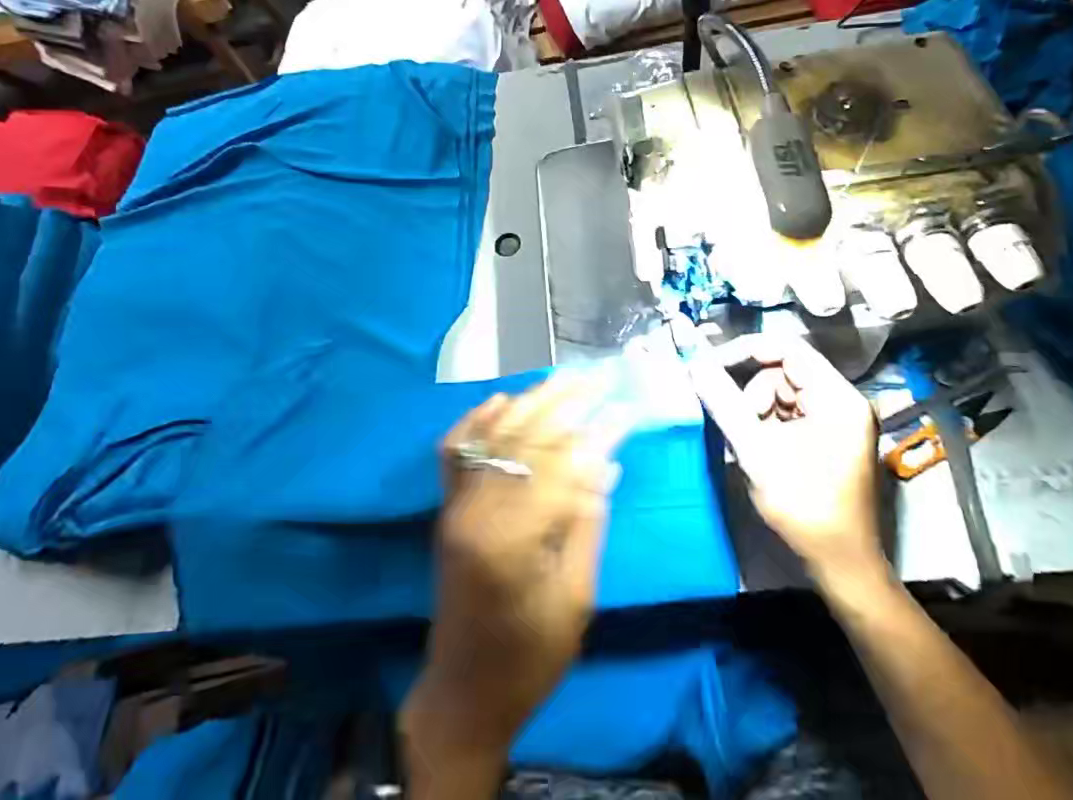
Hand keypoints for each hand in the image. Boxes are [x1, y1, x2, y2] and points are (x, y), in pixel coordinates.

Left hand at [401, 372, 631, 791]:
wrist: (465, 694)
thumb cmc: (531, 655)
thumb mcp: (575, 595)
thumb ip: (586, 523)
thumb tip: (605, 463)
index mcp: (510, 538)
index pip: (560, 465)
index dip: (596, 434)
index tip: (625, 409)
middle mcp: (475, 511)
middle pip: (524, 439)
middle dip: (565, 404)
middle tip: (598, 378)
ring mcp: (455, 508)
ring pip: (491, 437)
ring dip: (528, 404)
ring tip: (562, 379)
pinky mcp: (447, 512)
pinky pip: (455, 453)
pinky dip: (476, 421)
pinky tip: (501, 400)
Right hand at [689, 335, 882, 578]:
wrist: (842, 565)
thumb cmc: (804, 506)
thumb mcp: (757, 451)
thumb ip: (725, 404)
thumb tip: (696, 367)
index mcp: (838, 397)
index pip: (789, 350)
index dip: (746, 352)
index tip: (711, 368)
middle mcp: (845, 401)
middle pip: (788, 371)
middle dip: (754, 391)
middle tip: (740, 423)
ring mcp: (841, 422)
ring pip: (787, 394)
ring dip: (760, 410)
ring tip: (751, 442)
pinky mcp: (833, 440)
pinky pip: (795, 415)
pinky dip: (772, 425)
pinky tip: (760, 447)